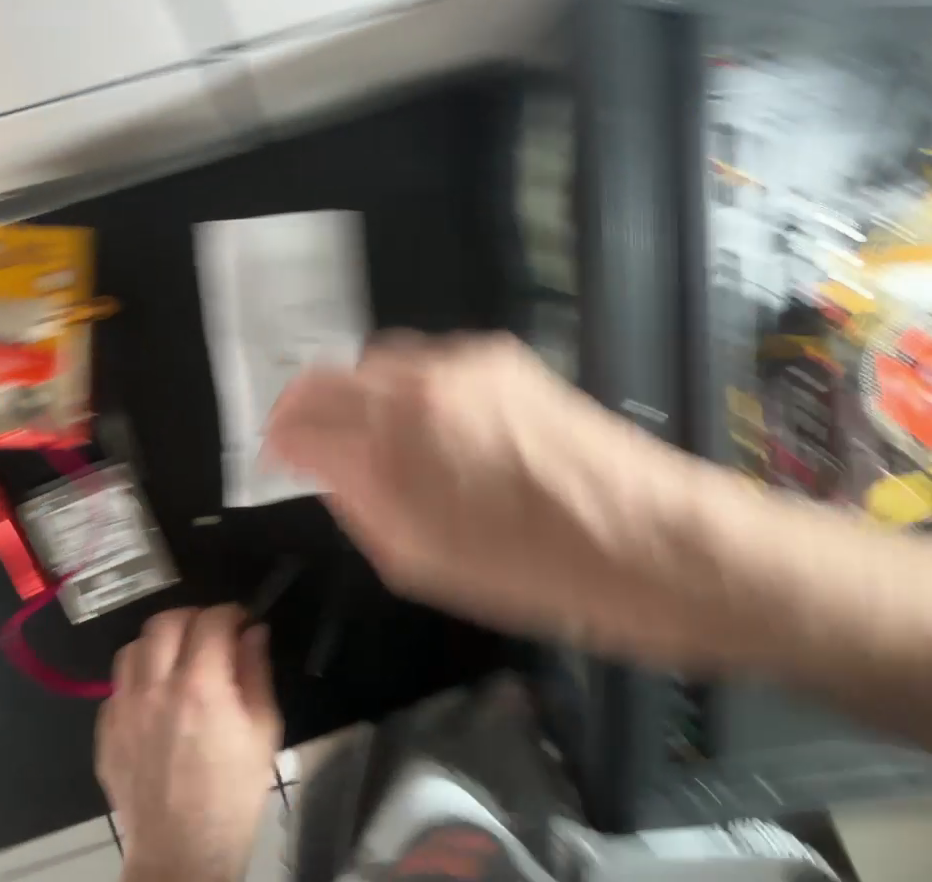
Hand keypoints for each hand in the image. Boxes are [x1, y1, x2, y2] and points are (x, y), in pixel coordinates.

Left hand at [98, 605, 282, 881]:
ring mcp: (123, 710)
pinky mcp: (105, 733)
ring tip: (179, 660)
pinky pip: (116, 687)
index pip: (212, 619)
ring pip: (132, 647)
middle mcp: (155, 687)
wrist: (183, 854)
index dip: (232, 612)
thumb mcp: (264, 731)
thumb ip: (257, 672)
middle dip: (193, 618)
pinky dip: (138, 679)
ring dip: (159, 644)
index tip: (244, 622)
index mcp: (201, 685)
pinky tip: (157, 699)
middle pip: (165, 621)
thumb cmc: (234, 794)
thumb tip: (253, 633)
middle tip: (212, 634)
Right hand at [266, 333, 749, 664]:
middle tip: (323, 452)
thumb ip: (358, 501)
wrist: (651, 539)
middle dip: (318, 411)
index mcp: (397, 434)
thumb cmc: (533, 572)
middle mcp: (426, 378)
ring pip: (386, 364)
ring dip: (367, 399)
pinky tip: (442, 434)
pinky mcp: (508, 357)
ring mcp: (470, 360)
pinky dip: (416, 393)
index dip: (281, 433)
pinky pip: (434, 366)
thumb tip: (324, 466)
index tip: (280, 454)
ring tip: (384, 446)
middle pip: (336, 374)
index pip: (304, 411)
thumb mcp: (422, 560)